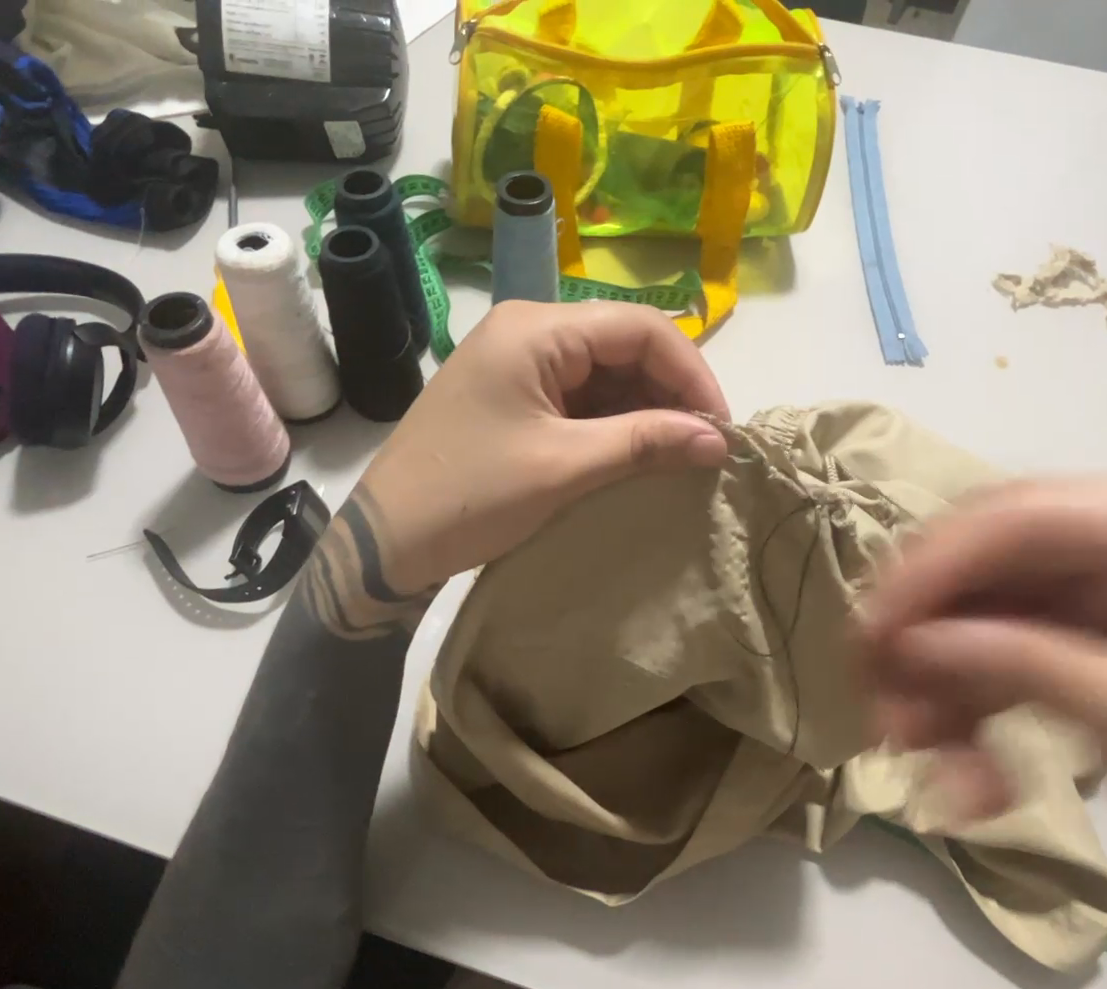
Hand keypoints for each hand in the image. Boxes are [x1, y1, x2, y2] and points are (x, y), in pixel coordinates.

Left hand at [356, 300, 729, 593]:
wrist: (385, 542)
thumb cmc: (469, 497)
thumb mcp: (563, 469)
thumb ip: (644, 443)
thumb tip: (718, 440)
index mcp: (536, 329)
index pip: (641, 328)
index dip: (692, 374)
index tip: (721, 429)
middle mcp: (528, 331)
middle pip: (624, 345)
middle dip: (671, 394)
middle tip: (704, 448)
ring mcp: (518, 365)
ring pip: (605, 374)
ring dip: (645, 411)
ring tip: (679, 457)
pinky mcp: (513, 398)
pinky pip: (579, 398)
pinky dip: (613, 424)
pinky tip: (637, 456)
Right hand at [851, 481, 1106, 932]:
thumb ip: (1034, 668)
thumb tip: (911, 643)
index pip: (1037, 514)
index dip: (939, 563)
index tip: (870, 629)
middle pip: (1001, 557)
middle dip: (929, 628)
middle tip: (875, 694)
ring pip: (992, 608)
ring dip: (942, 677)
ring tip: (915, 751)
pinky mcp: (1106, 634)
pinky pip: (1012, 650)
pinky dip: (975, 704)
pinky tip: (965, 770)